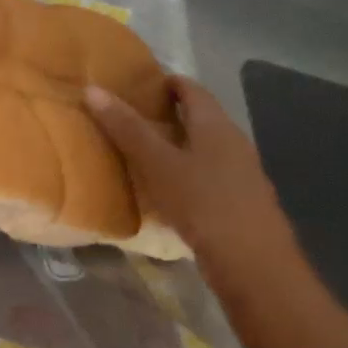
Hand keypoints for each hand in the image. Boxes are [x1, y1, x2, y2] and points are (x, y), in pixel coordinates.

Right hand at [85, 77, 295, 273]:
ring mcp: (242, 175)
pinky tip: (164, 186)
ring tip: (138, 149)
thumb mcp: (156, 163)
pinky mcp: (240, 202)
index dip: (164, 81)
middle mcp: (234, 143)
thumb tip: (92, 88)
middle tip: (126, 114)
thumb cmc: (203, 203)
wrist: (255, 267)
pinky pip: (208, 173)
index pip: (190, 88)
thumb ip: (126, 127)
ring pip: (203, 146)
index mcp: (216, 126)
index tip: (132, 83)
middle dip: (165, 112)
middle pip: (199, 116)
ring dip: (175, 143)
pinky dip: (185, 169)